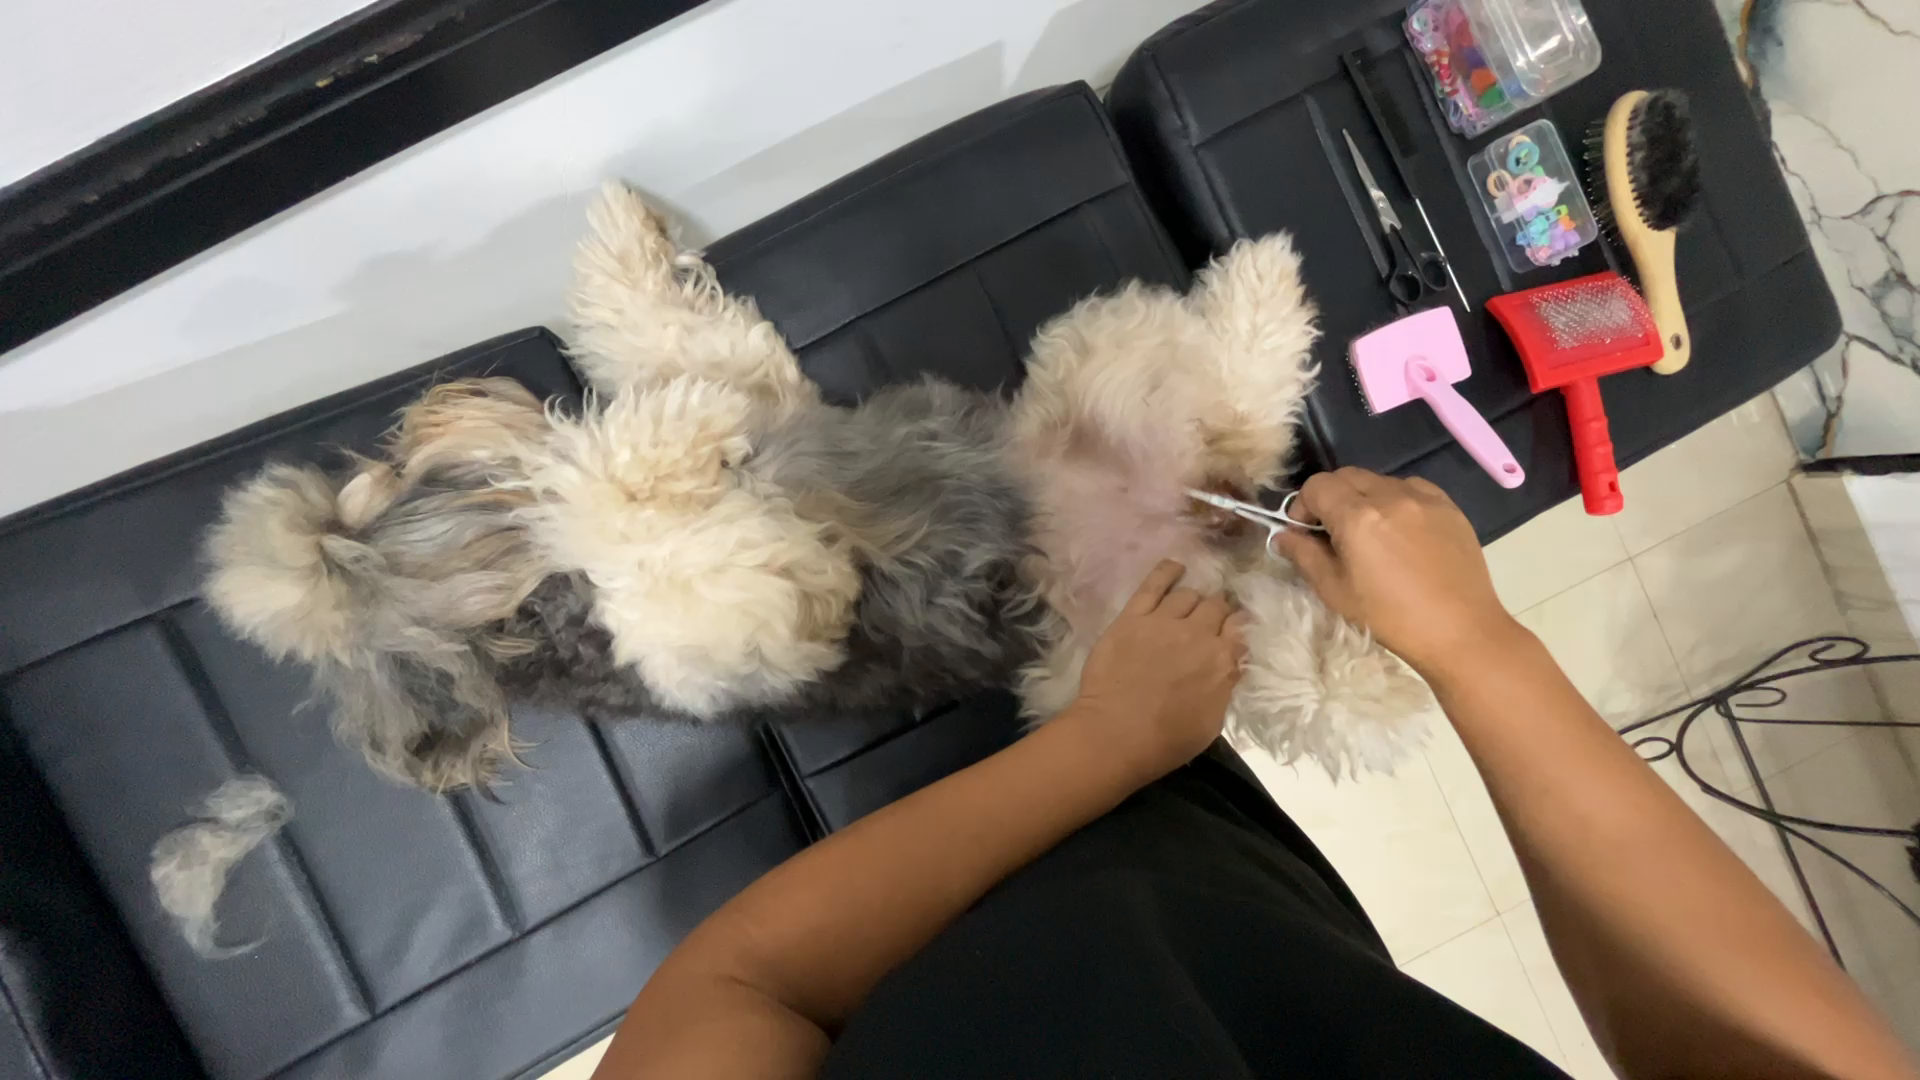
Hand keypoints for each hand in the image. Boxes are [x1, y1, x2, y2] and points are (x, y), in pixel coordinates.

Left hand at [1070, 560, 1248, 776]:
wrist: (1115, 734)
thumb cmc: (1166, 739)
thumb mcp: (1213, 720)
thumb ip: (1225, 683)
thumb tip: (1231, 661)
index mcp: (1221, 661)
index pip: (1240, 628)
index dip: (1236, 627)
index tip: (1232, 631)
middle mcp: (1197, 634)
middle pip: (1215, 606)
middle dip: (1217, 611)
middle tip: (1209, 619)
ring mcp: (1162, 621)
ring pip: (1187, 595)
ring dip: (1192, 599)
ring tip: (1188, 605)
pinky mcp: (1131, 617)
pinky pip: (1153, 584)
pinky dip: (1166, 572)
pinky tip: (1175, 567)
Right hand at [1271, 468, 1523, 682]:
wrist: (1460, 631)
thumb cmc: (1389, 616)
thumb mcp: (1334, 590)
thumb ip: (1303, 554)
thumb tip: (1283, 536)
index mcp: (1358, 517)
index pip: (1317, 486)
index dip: (1302, 505)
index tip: (1305, 532)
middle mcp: (1391, 497)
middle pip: (1346, 476)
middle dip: (1330, 498)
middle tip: (1331, 531)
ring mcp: (1424, 499)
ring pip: (1378, 480)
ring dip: (1362, 497)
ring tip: (1368, 531)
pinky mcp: (1449, 507)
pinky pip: (1410, 488)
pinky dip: (1394, 499)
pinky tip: (1398, 529)